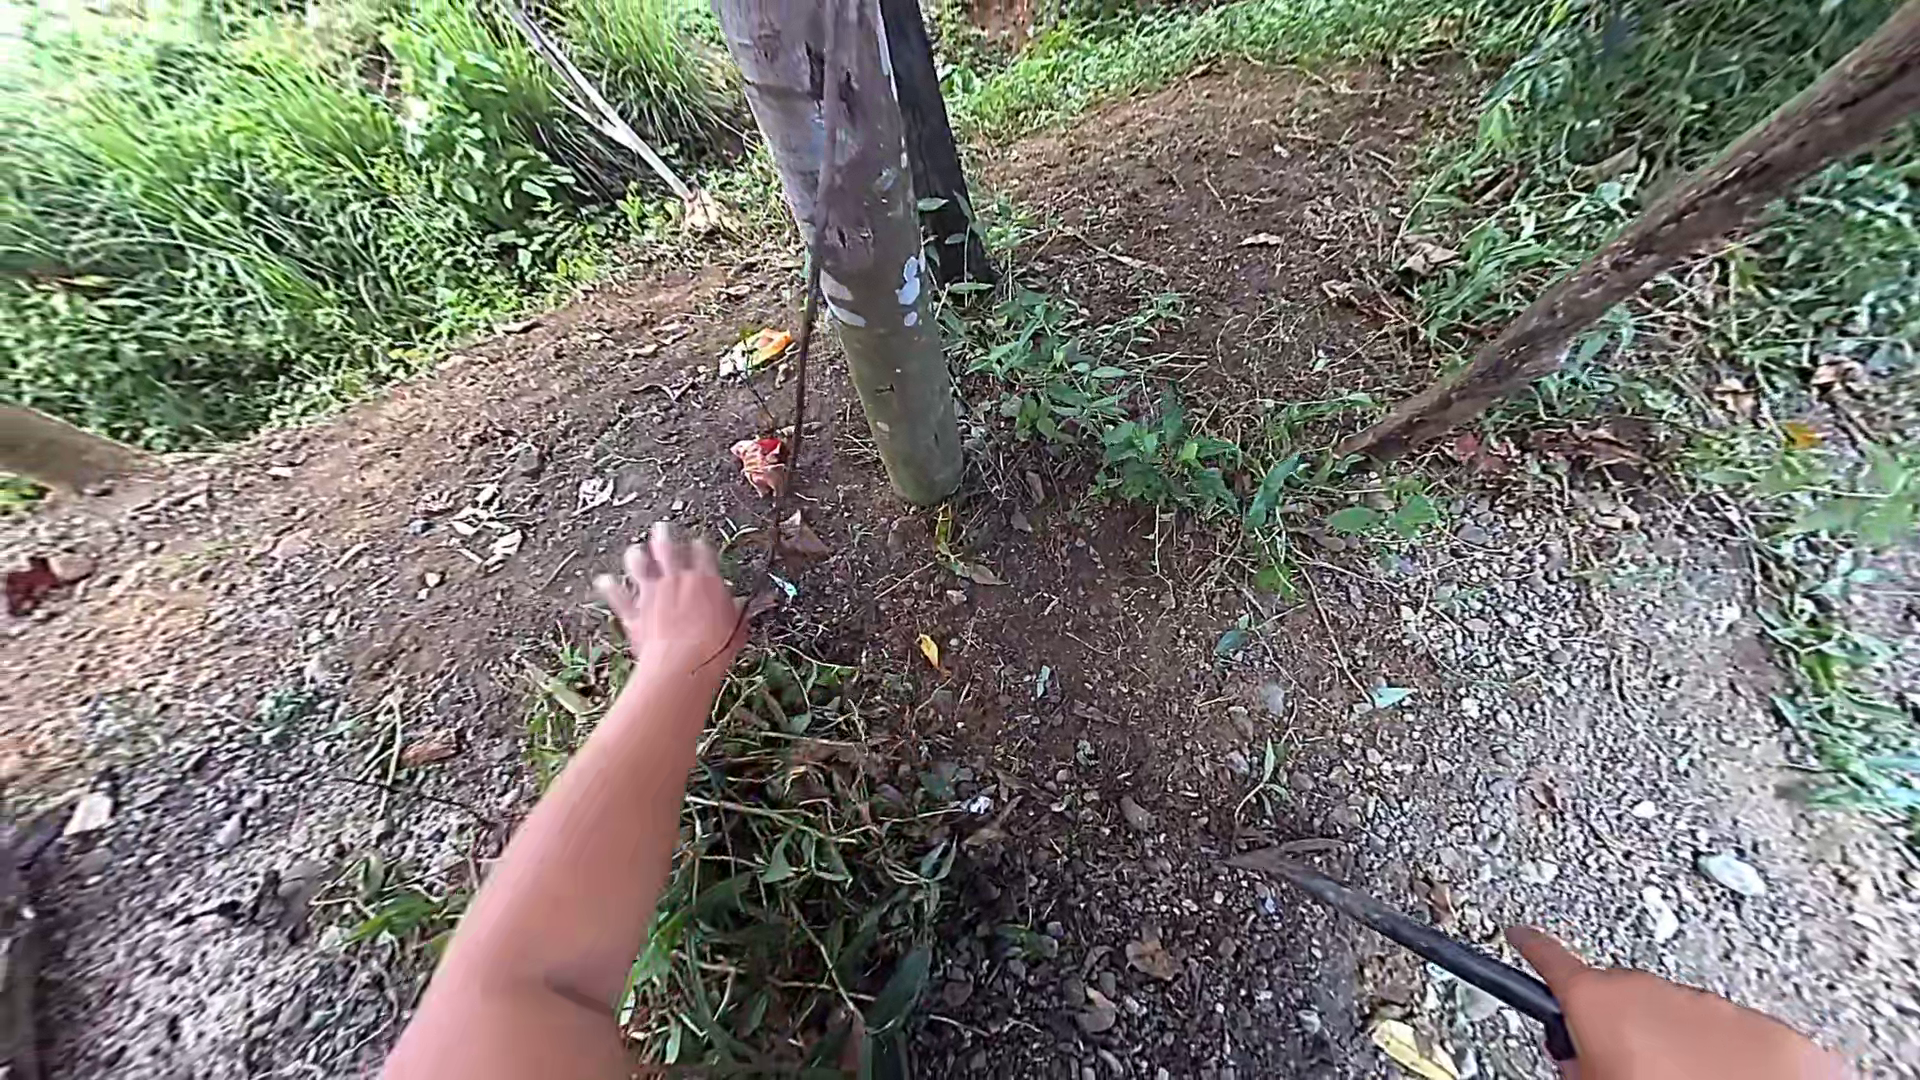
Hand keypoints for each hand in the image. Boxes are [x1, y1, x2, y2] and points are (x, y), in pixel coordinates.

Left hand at [596, 522, 745, 684]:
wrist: (683, 662)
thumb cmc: (713, 645)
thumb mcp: (738, 625)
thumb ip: (741, 609)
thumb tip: (755, 603)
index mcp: (705, 579)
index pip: (703, 554)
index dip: (699, 546)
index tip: (697, 542)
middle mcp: (676, 580)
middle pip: (668, 550)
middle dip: (664, 536)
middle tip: (661, 527)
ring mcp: (652, 593)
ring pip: (640, 566)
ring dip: (637, 556)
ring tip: (635, 549)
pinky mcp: (634, 611)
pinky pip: (619, 596)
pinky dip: (610, 587)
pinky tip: (604, 579)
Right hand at [1508, 926, 1848, 1079]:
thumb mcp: (1592, 1078)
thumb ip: (1573, 1057)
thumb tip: (1575, 1057)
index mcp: (1593, 998)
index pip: (1544, 954)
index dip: (1528, 943)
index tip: (1521, 935)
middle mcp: (1646, 988)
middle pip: (1621, 991)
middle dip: (1629, 1020)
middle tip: (1643, 1065)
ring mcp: (1714, 1008)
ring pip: (1685, 1012)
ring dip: (1686, 1038)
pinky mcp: (1778, 1036)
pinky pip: (1745, 1033)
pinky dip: (1743, 1056)